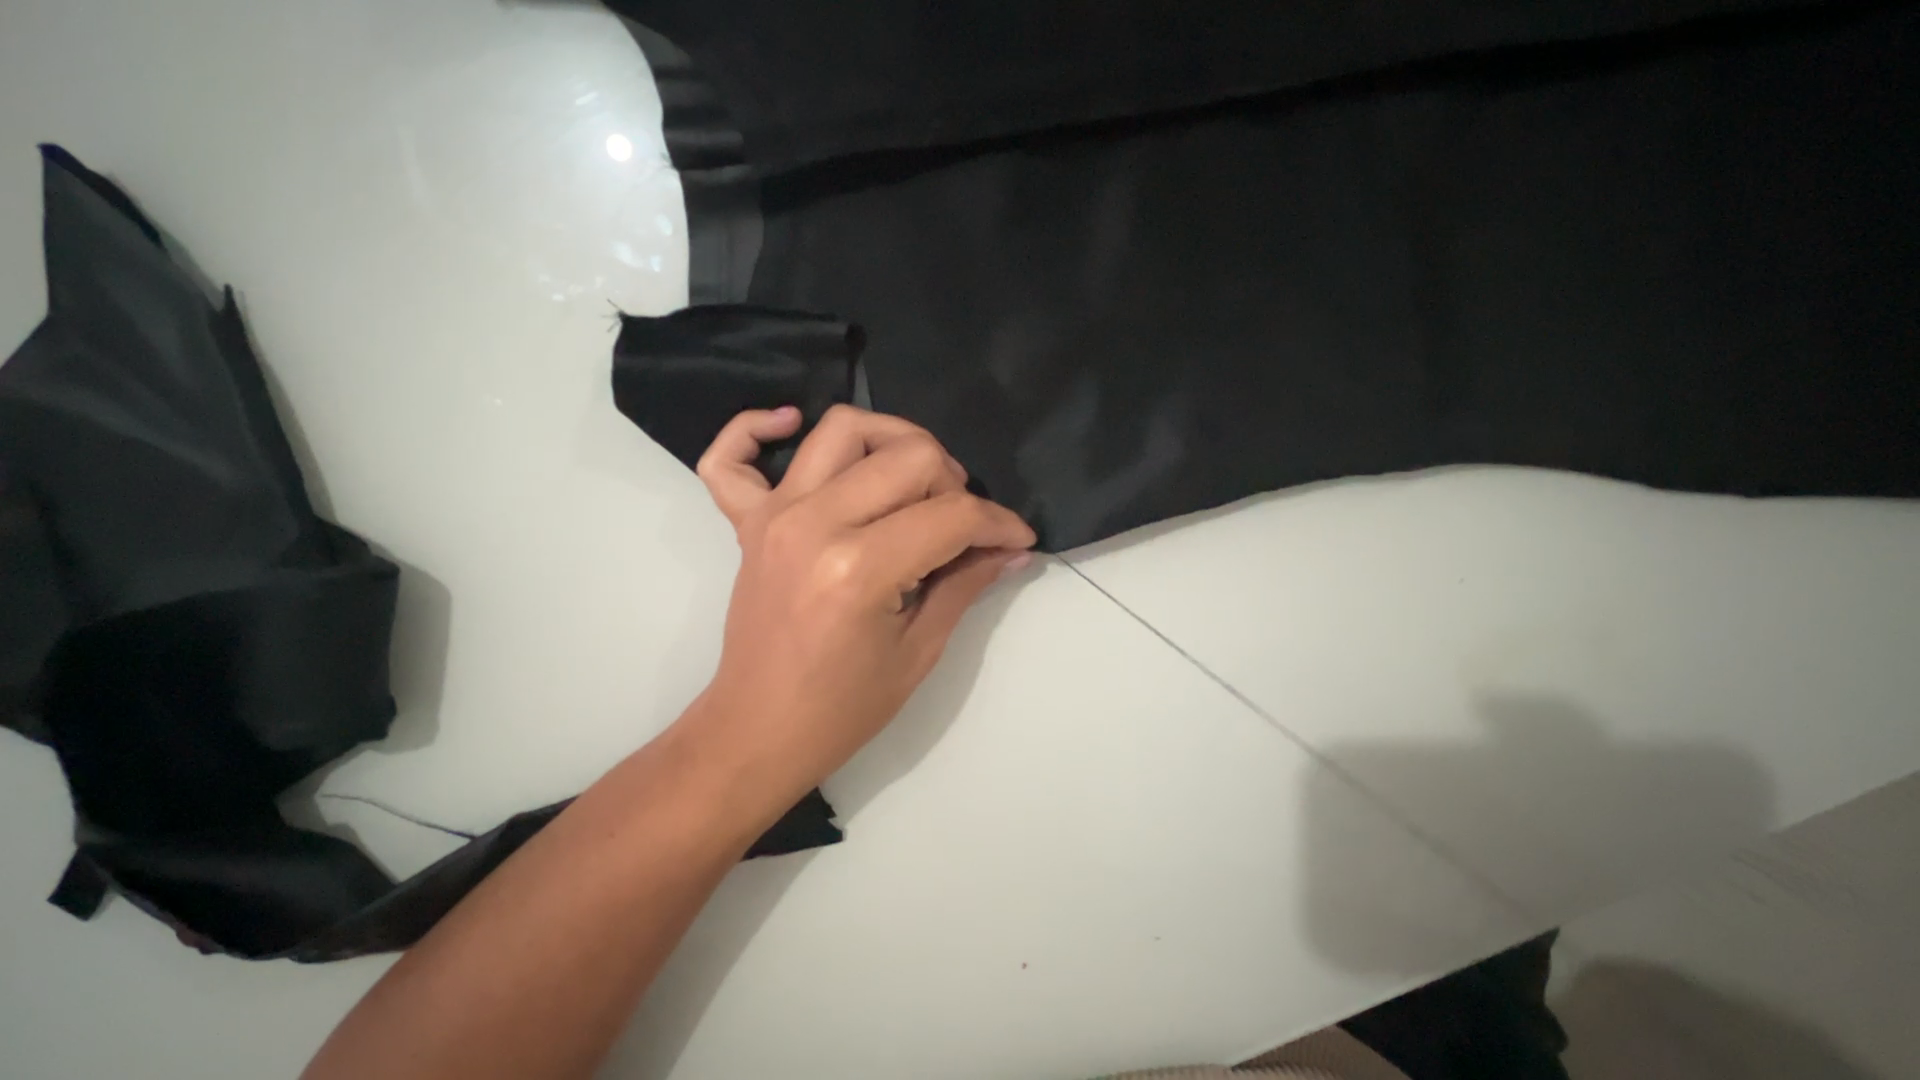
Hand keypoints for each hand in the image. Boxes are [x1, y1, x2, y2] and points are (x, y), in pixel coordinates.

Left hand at [686, 405, 1035, 803]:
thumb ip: (966, 585)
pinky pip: (730, 456)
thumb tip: (1012, 549)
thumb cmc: (843, 708)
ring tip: (912, 482)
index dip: (999, 523)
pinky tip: (790, 425)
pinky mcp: (747, 521)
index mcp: (860, 568)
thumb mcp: (919, 652)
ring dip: (893, 441)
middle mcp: (814, 523)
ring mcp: (774, 515)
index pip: (951, 514)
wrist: (759, 730)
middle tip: (964, 525)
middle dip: (955, 482)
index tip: (1017, 539)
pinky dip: (754, 428)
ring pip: (842, 429)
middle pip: (909, 455)